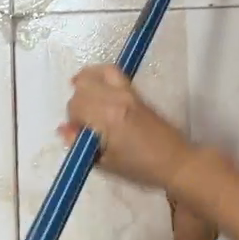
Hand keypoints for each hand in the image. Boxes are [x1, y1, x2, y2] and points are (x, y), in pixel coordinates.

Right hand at [59, 65, 198, 189]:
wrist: (175, 160)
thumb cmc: (140, 168)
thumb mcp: (106, 164)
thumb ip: (81, 144)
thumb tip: (63, 129)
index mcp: (108, 119)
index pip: (76, 106)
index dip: (73, 121)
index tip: (80, 135)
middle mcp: (116, 99)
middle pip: (82, 89)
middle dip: (76, 105)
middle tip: (84, 124)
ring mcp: (126, 92)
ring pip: (93, 75)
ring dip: (83, 86)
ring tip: (83, 100)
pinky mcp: (134, 90)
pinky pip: (110, 71)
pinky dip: (97, 74)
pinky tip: (92, 85)